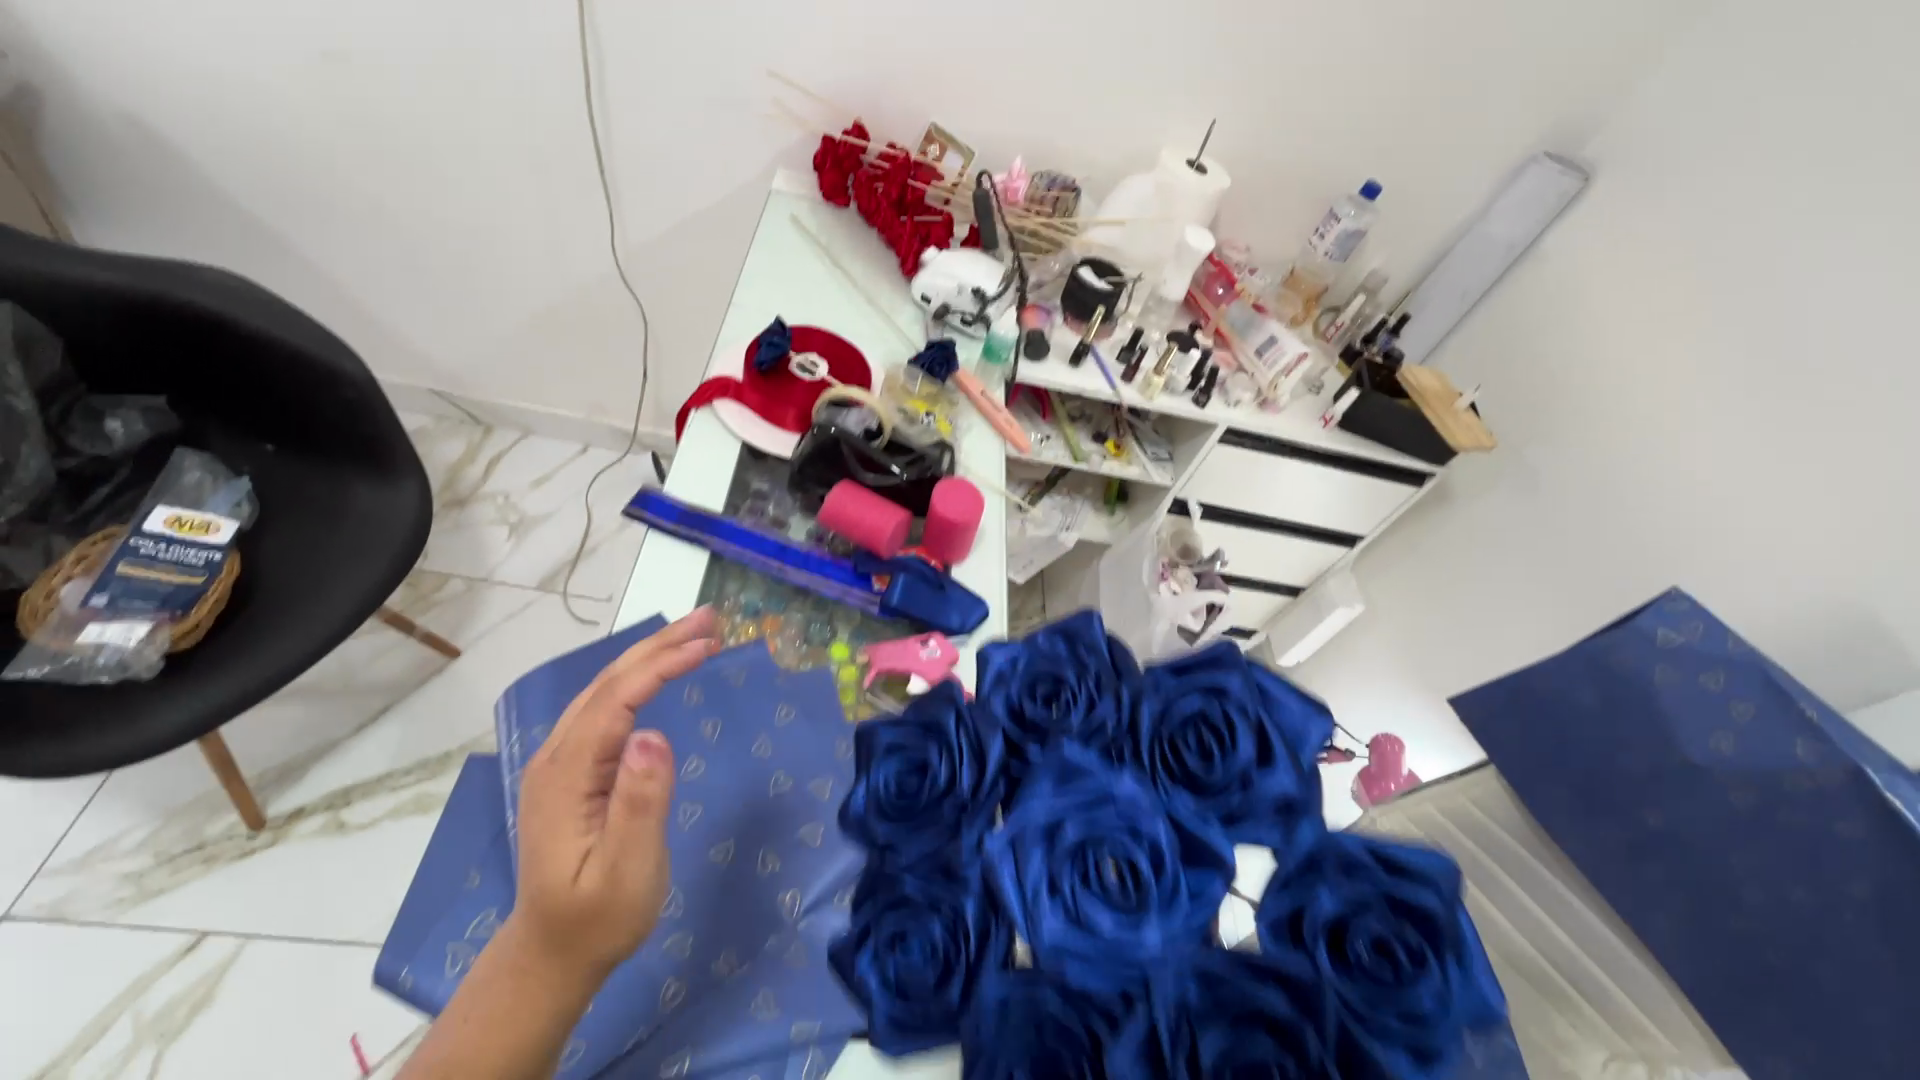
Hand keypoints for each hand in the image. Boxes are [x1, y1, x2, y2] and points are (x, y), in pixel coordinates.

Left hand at [509, 607, 720, 982]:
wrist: (553, 952)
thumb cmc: (599, 918)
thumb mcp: (627, 871)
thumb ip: (639, 804)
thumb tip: (652, 735)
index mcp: (566, 776)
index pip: (615, 700)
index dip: (661, 667)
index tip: (709, 645)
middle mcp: (555, 757)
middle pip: (607, 683)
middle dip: (659, 645)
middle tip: (712, 618)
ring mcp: (560, 762)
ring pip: (604, 691)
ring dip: (650, 656)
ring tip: (697, 634)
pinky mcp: (572, 771)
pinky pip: (606, 709)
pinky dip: (639, 680)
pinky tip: (660, 672)